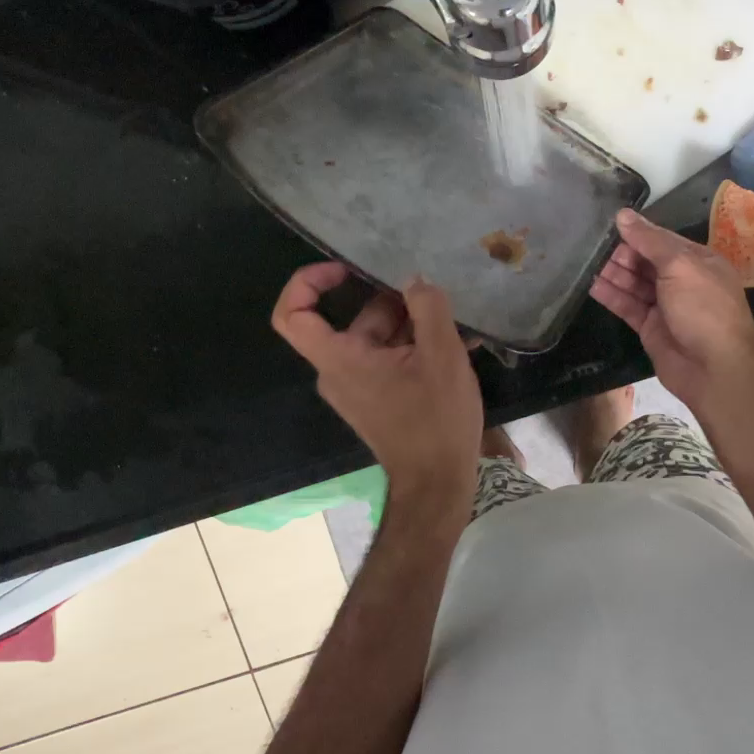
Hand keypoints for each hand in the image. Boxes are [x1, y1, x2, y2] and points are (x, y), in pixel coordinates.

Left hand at [272, 263, 482, 496]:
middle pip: (353, 321)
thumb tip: (415, 280)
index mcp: (341, 360)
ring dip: (414, 327)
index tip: (345, 269)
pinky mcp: (377, 400)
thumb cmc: (435, 420)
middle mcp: (339, 373)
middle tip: (437, 301)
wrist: (438, 484)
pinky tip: (459, 344)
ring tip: (458, 324)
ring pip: (377, 340)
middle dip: (394, 305)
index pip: (293, 315)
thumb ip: (428, 308)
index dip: (308, 282)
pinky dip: (415, 349)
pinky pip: (388, 361)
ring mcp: (358, 389)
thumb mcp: (442, 356)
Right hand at [589, 209, 753, 408]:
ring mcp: (666, 306)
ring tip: (584, 262)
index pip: (662, 240)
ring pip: (635, 284)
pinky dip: (612, 296)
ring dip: (613, 274)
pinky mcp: (651, 328)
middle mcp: (682, 281)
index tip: (607, 225)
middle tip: (591, 246)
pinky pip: (628, 307)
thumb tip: (623, 215)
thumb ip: (649, 241)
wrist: (714, 368)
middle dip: (622, 254)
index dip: (636, 233)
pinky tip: (592, 285)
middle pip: (646, 261)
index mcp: (698, 261)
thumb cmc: (704, 308)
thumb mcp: (680, 265)